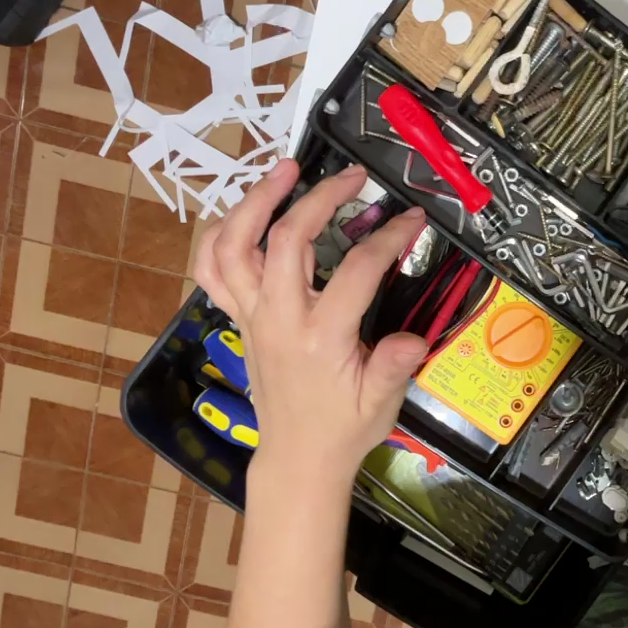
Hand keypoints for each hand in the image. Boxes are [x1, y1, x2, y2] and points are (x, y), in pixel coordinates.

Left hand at [192, 160, 428, 492]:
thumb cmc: (344, 429)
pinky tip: (244, 214)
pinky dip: (221, 235)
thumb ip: (394, 367)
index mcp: (320, 337)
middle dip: (319, 199)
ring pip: (234, 247)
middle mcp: (279, 319)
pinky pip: (213, 270)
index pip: (357, 270)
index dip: (389, 237)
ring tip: (285, 170)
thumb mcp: (381, 404)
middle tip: (351, 175)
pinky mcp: (241, 318)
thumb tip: (414, 338)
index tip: (412, 218)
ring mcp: (252, 316)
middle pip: (286, 241)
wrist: (298, 457)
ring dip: (256, 201)